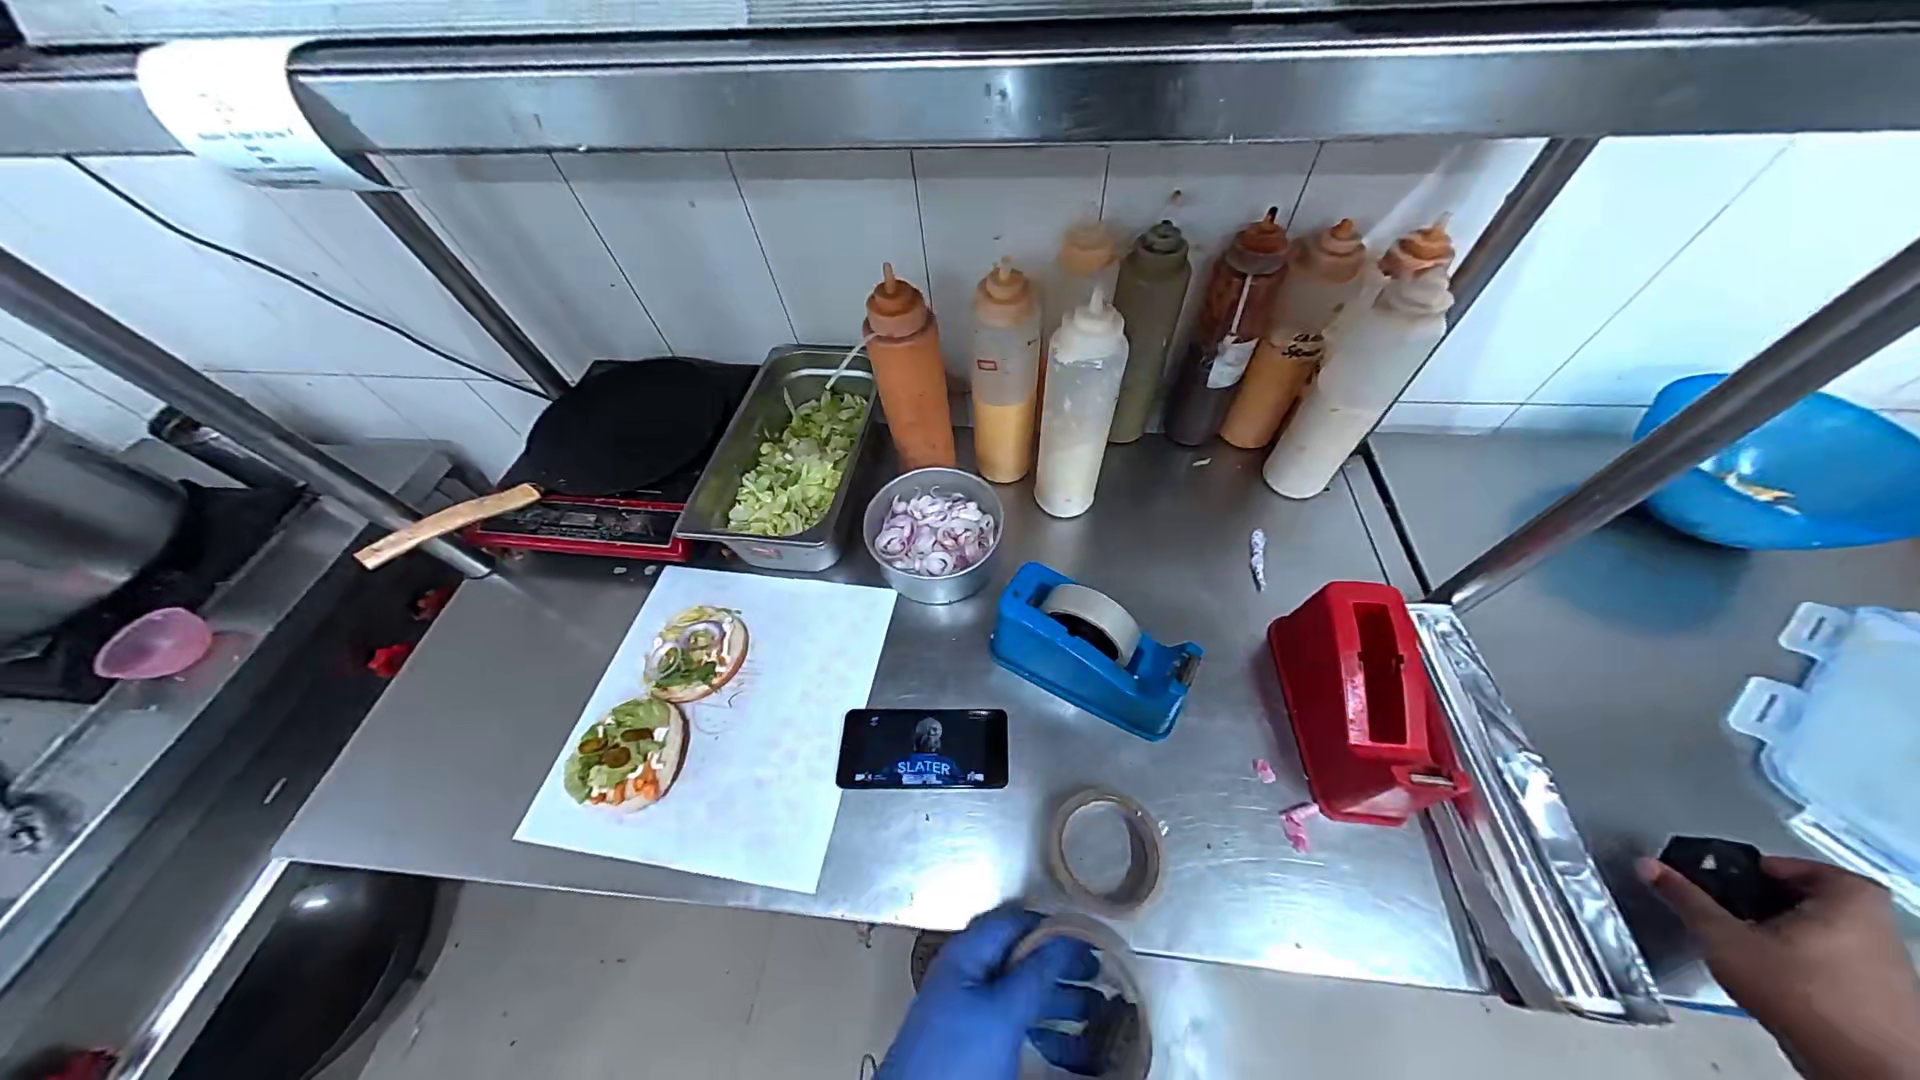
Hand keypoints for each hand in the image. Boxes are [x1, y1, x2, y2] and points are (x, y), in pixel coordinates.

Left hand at [877, 907, 1101, 1079]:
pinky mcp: (973, 1037)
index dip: (1052, 926)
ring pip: (1020, 989)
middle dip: (1060, 964)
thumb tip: (1066, 937)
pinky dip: (1041, 1022)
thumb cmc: (959, 1056)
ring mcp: (968, 1005)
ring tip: (1096, 1011)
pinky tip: (1067, 1041)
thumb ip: (1034, 972)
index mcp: (968, 952)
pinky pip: (1013, 1018)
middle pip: (1020, 954)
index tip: (1090, 939)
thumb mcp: (1003, 1012)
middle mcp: (967, 970)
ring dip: (1057, 996)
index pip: (1016, 921)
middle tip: (1100, 975)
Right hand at [1638, 854, 1919, 1079]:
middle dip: (1771, 902)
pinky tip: (1774, 976)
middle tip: (1732, 907)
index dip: (1767, 870)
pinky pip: (1837, 965)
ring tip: (1746, 942)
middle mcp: (1882, 932)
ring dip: (1786, 933)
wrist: (1861, 1068)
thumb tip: (1648, 866)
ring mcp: (1891, 971)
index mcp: (1852, 904)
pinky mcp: (1886, 1002)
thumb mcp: (1722, 936)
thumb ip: (1684, 897)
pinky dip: (1804, 962)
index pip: (1806, 867)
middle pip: (1814, 900)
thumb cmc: (1800, 992)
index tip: (1732, 880)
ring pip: (1826, 933)